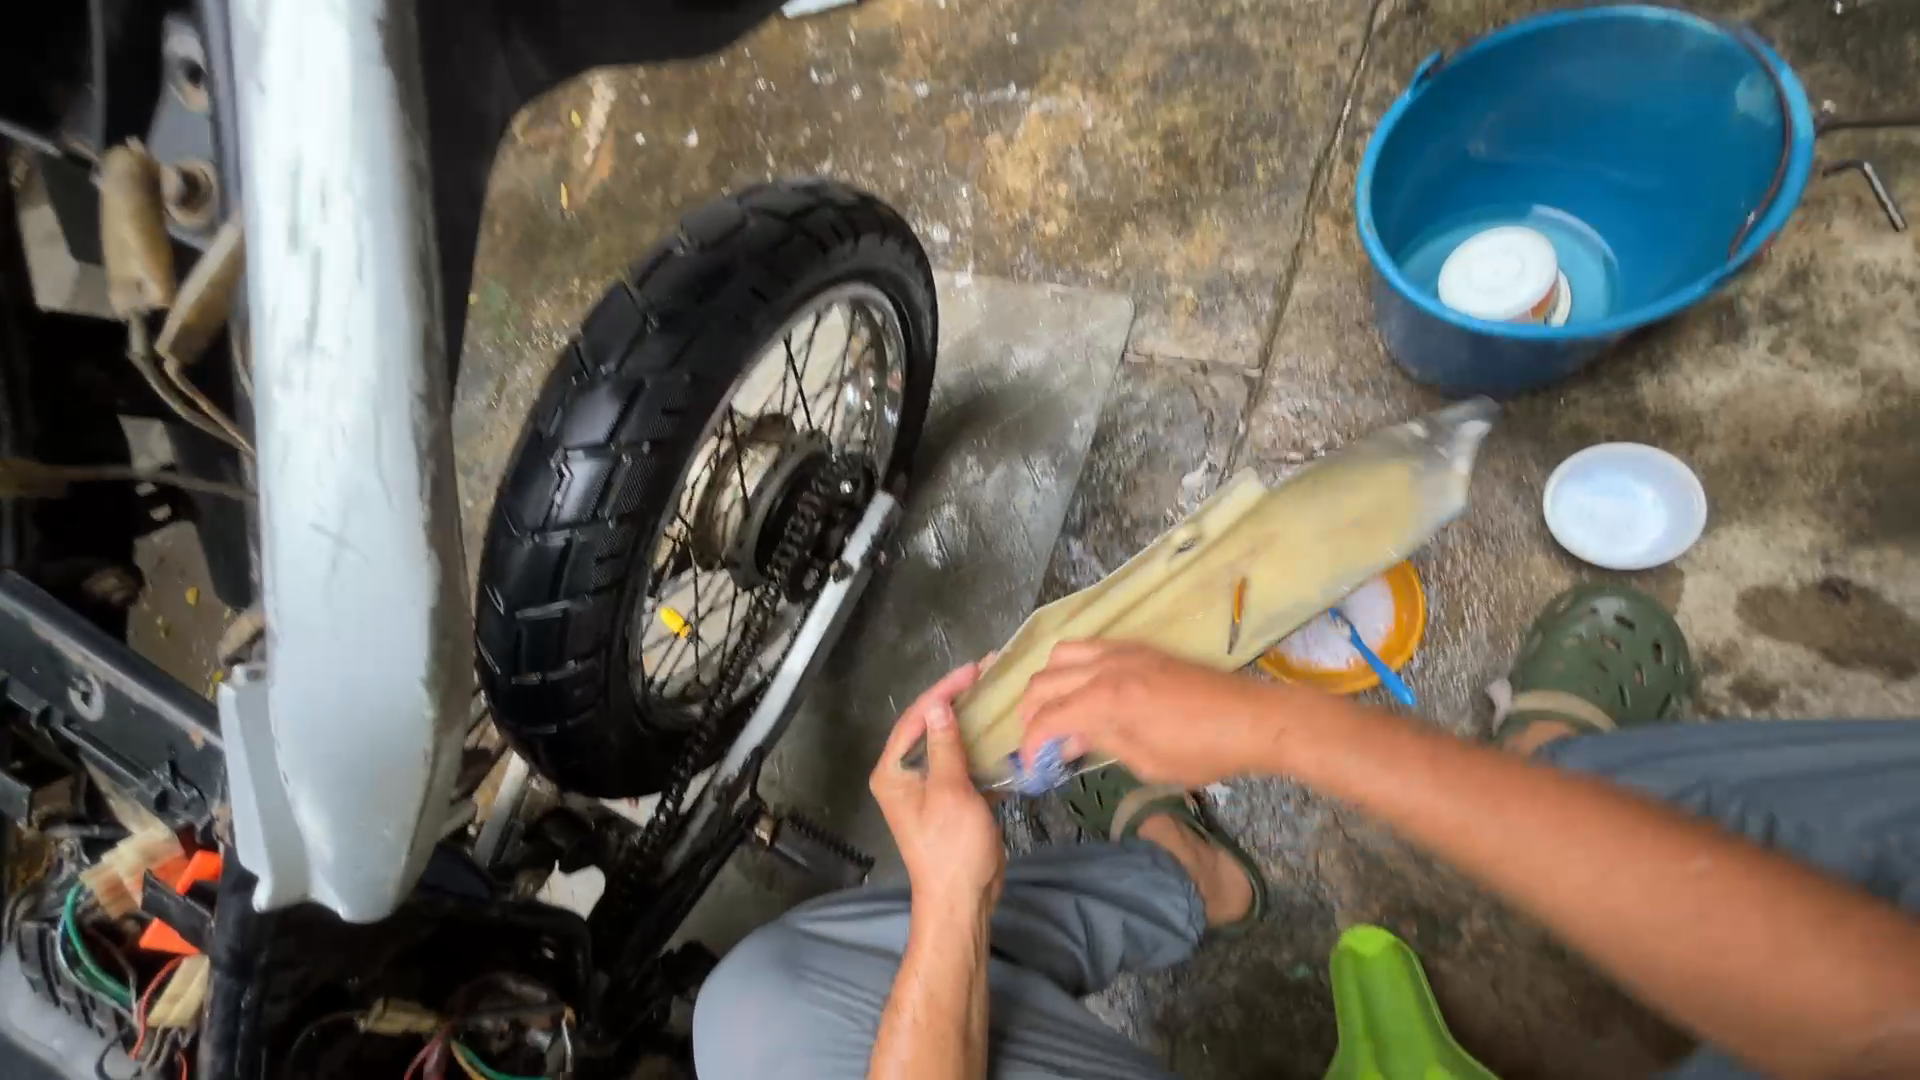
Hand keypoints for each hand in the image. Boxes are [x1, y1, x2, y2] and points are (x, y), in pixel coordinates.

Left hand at [870, 661, 1005, 913]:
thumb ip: (944, 746)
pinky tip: (1003, 733)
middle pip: (930, 726)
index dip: (943, 691)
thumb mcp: (950, 792)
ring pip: (949, 742)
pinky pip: (964, 763)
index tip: (973, 669)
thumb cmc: (951, 848)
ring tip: (996, 694)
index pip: (916, 718)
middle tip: (986, 673)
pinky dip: (981, 748)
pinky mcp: (951, 798)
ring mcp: (929, 786)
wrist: (963, 901)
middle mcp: (905, 774)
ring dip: (971, 721)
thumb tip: (938, 704)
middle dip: (957, 700)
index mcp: (893, 771)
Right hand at [1018, 641, 1288, 786]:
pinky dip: (1071, 665)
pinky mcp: (1138, 648)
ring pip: (1061, 653)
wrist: (1250, 718)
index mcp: (1106, 700)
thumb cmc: (1201, 751)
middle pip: (1045, 680)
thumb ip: (1102, 743)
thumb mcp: (1146, 762)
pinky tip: (1081, 687)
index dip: (1031, 743)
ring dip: (1047, 680)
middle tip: (1035, 738)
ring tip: (1053, 707)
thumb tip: (1072, 738)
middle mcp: (1105, 668)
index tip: (1031, 764)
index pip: (1048, 717)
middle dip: (1030, 711)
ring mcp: (1121, 652)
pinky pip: (1088, 646)